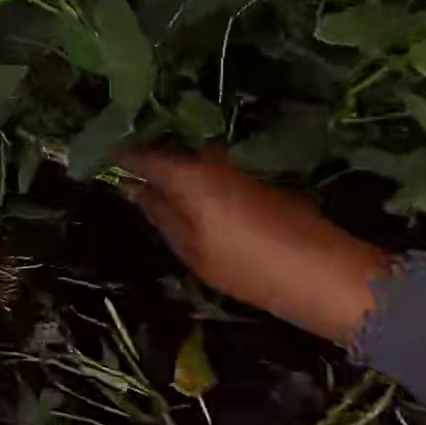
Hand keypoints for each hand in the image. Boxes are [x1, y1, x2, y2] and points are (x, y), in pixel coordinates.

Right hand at [120, 148, 393, 345]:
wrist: (329, 275)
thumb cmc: (248, 266)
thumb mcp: (190, 248)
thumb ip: (158, 213)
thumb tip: (130, 187)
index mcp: (186, 172)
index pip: (139, 153)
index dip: (116, 154)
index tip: (96, 157)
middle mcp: (209, 158)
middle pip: (166, 149)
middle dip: (142, 155)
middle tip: (119, 169)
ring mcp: (235, 165)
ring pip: (189, 157)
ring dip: (169, 165)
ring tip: (147, 182)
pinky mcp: (255, 177)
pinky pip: (210, 167)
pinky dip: (192, 175)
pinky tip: (184, 193)